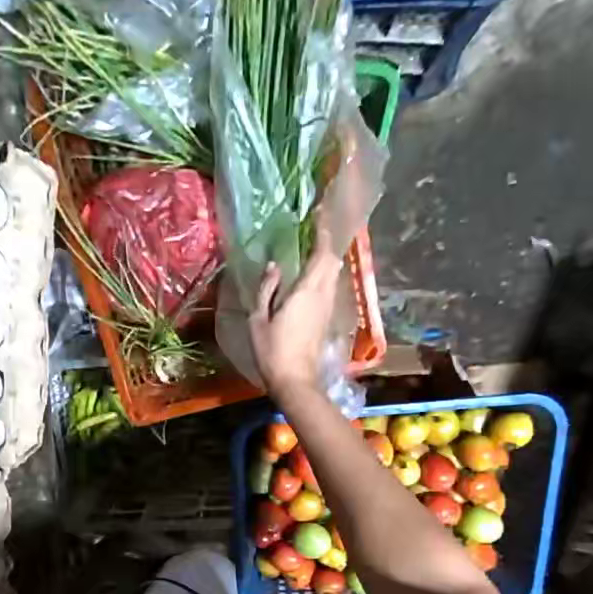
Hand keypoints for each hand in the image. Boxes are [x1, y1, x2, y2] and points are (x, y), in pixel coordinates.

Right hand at [248, 235, 344, 400]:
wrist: (295, 382)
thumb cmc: (273, 351)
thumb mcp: (259, 319)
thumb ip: (267, 289)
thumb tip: (274, 266)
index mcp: (307, 291)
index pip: (322, 253)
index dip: (323, 231)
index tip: (319, 211)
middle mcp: (323, 295)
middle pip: (332, 261)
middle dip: (326, 242)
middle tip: (314, 226)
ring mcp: (327, 308)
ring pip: (332, 274)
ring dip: (325, 258)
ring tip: (310, 247)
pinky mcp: (326, 319)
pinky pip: (327, 288)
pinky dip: (322, 275)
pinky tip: (308, 276)